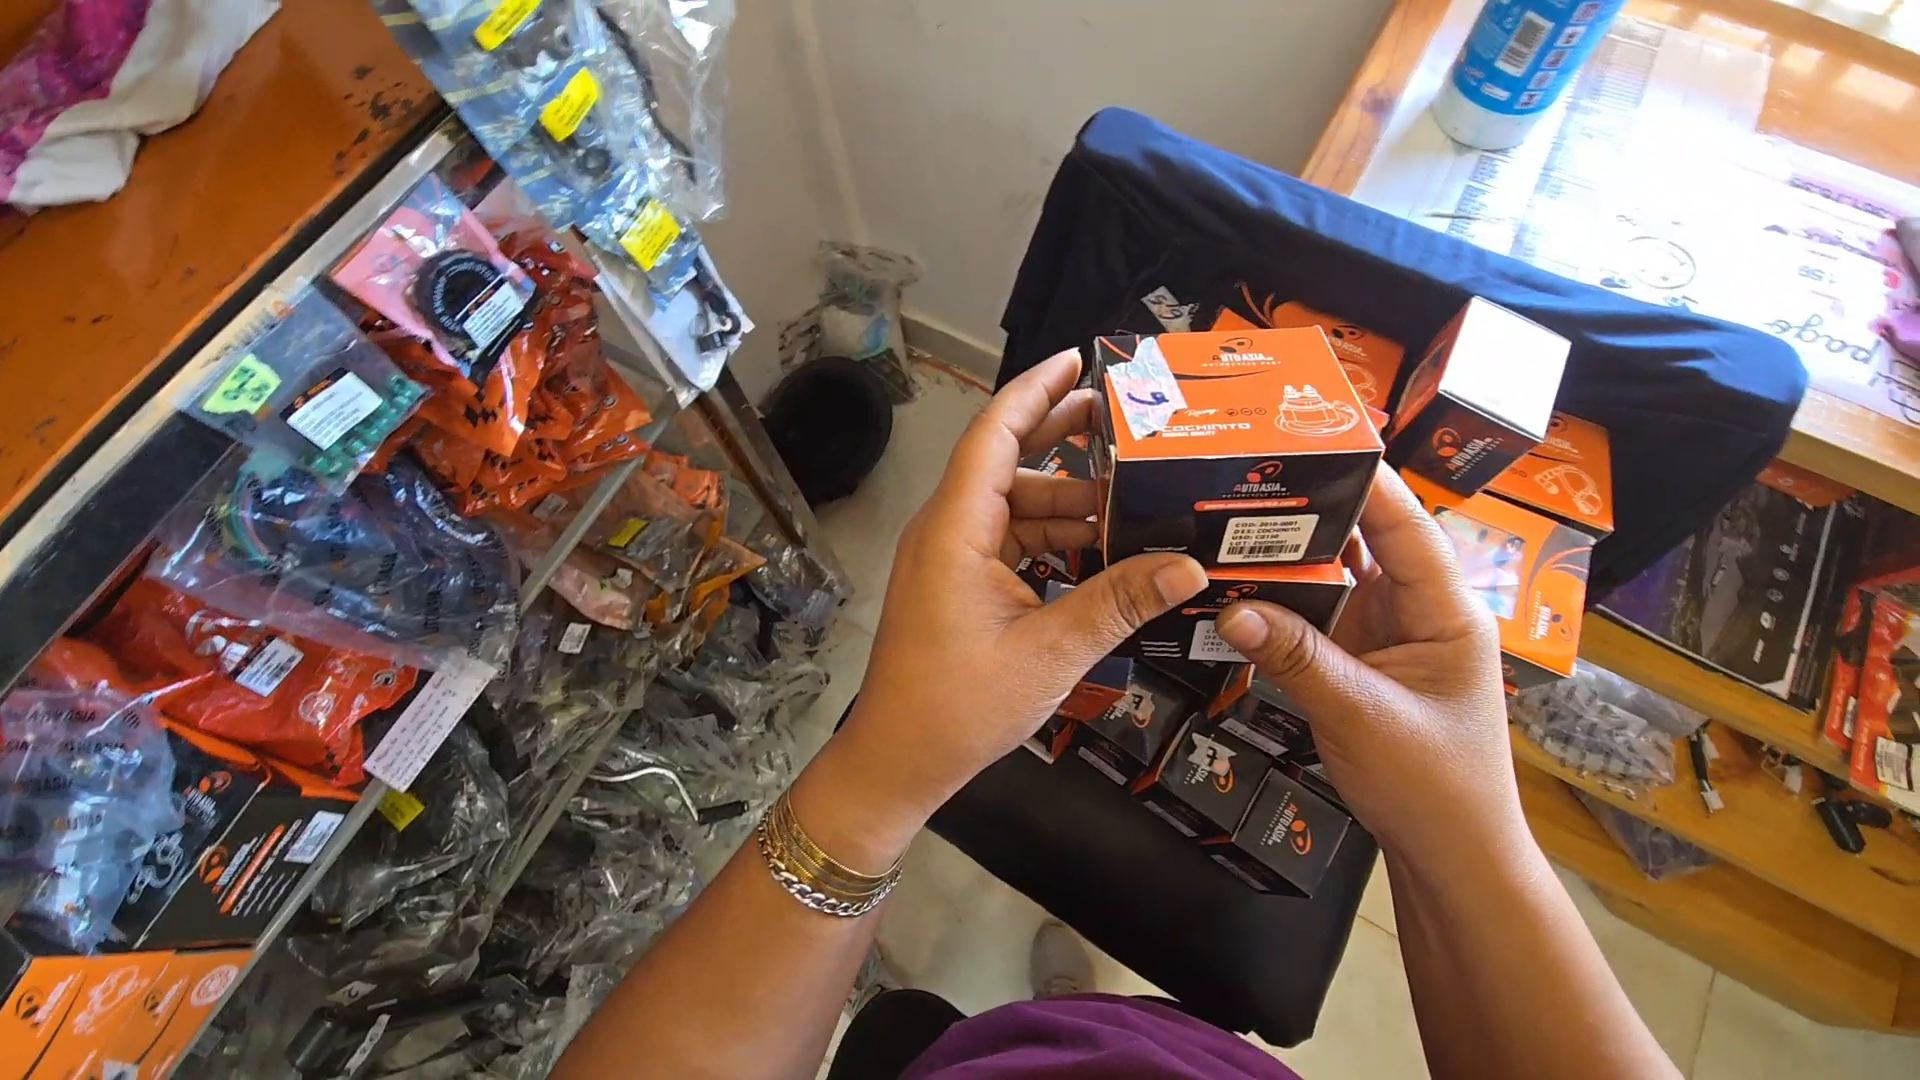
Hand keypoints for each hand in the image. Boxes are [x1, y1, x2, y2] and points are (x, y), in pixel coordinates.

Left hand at [805, 351, 1208, 859]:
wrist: (899, 760)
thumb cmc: (960, 705)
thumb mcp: (1049, 651)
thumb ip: (1117, 601)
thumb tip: (1187, 566)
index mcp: (956, 529)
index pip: (995, 434)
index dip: (1035, 389)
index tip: (1079, 359)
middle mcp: (947, 530)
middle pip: (1008, 463)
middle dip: (1064, 440)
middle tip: (1126, 425)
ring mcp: (948, 558)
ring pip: (1013, 507)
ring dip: (1067, 503)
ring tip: (1131, 501)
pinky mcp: (956, 585)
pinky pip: (1008, 542)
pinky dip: (1049, 539)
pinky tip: (1097, 549)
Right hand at [1212, 467, 1527, 865]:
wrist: (1444, 855)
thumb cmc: (1432, 784)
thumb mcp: (1364, 716)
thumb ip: (1298, 659)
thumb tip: (1229, 607)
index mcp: (1444, 612)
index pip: (1408, 531)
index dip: (1371, 484)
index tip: (1320, 440)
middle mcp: (1410, 612)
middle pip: (1363, 545)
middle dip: (1314, 510)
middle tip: (1253, 474)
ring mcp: (1377, 636)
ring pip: (1330, 580)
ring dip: (1288, 555)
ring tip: (1231, 517)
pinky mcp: (1349, 661)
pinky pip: (1308, 617)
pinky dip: (1276, 600)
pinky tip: (1234, 581)